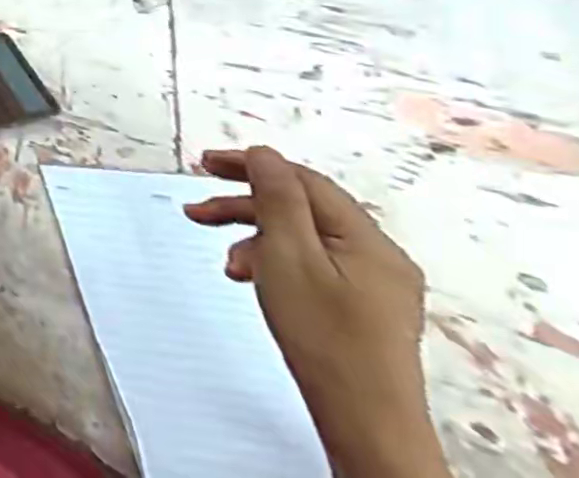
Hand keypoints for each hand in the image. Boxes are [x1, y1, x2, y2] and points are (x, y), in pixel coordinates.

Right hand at [185, 147, 446, 477]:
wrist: (364, 423)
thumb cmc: (324, 337)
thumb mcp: (288, 256)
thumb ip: (277, 198)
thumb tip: (265, 154)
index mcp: (368, 240)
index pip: (304, 181)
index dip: (252, 166)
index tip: (206, 163)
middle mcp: (379, 256)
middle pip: (302, 210)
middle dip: (245, 205)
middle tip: (198, 209)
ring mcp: (375, 285)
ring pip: (303, 239)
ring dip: (256, 239)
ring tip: (226, 259)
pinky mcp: (363, 308)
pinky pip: (312, 265)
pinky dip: (276, 263)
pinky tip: (254, 280)